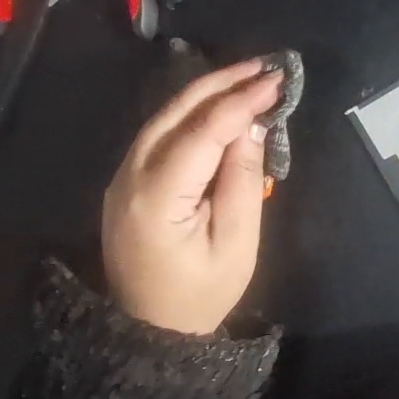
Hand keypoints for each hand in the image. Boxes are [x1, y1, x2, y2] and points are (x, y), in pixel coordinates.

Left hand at [103, 60, 282, 334]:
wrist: (149, 330)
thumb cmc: (200, 295)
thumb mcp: (236, 245)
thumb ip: (243, 181)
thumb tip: (250, 126)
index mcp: (156, 196)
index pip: (202, 132)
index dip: (240, 102)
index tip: (276, 81)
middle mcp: (129, 176)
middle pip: (175, 113)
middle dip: (221, 84)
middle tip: (264, 68)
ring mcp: (122, 178)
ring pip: (163, 119)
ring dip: (206, 95)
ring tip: (247, 79)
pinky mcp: (126, 182)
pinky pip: (158, 136)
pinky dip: (190, 115)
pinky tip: (217, 107)